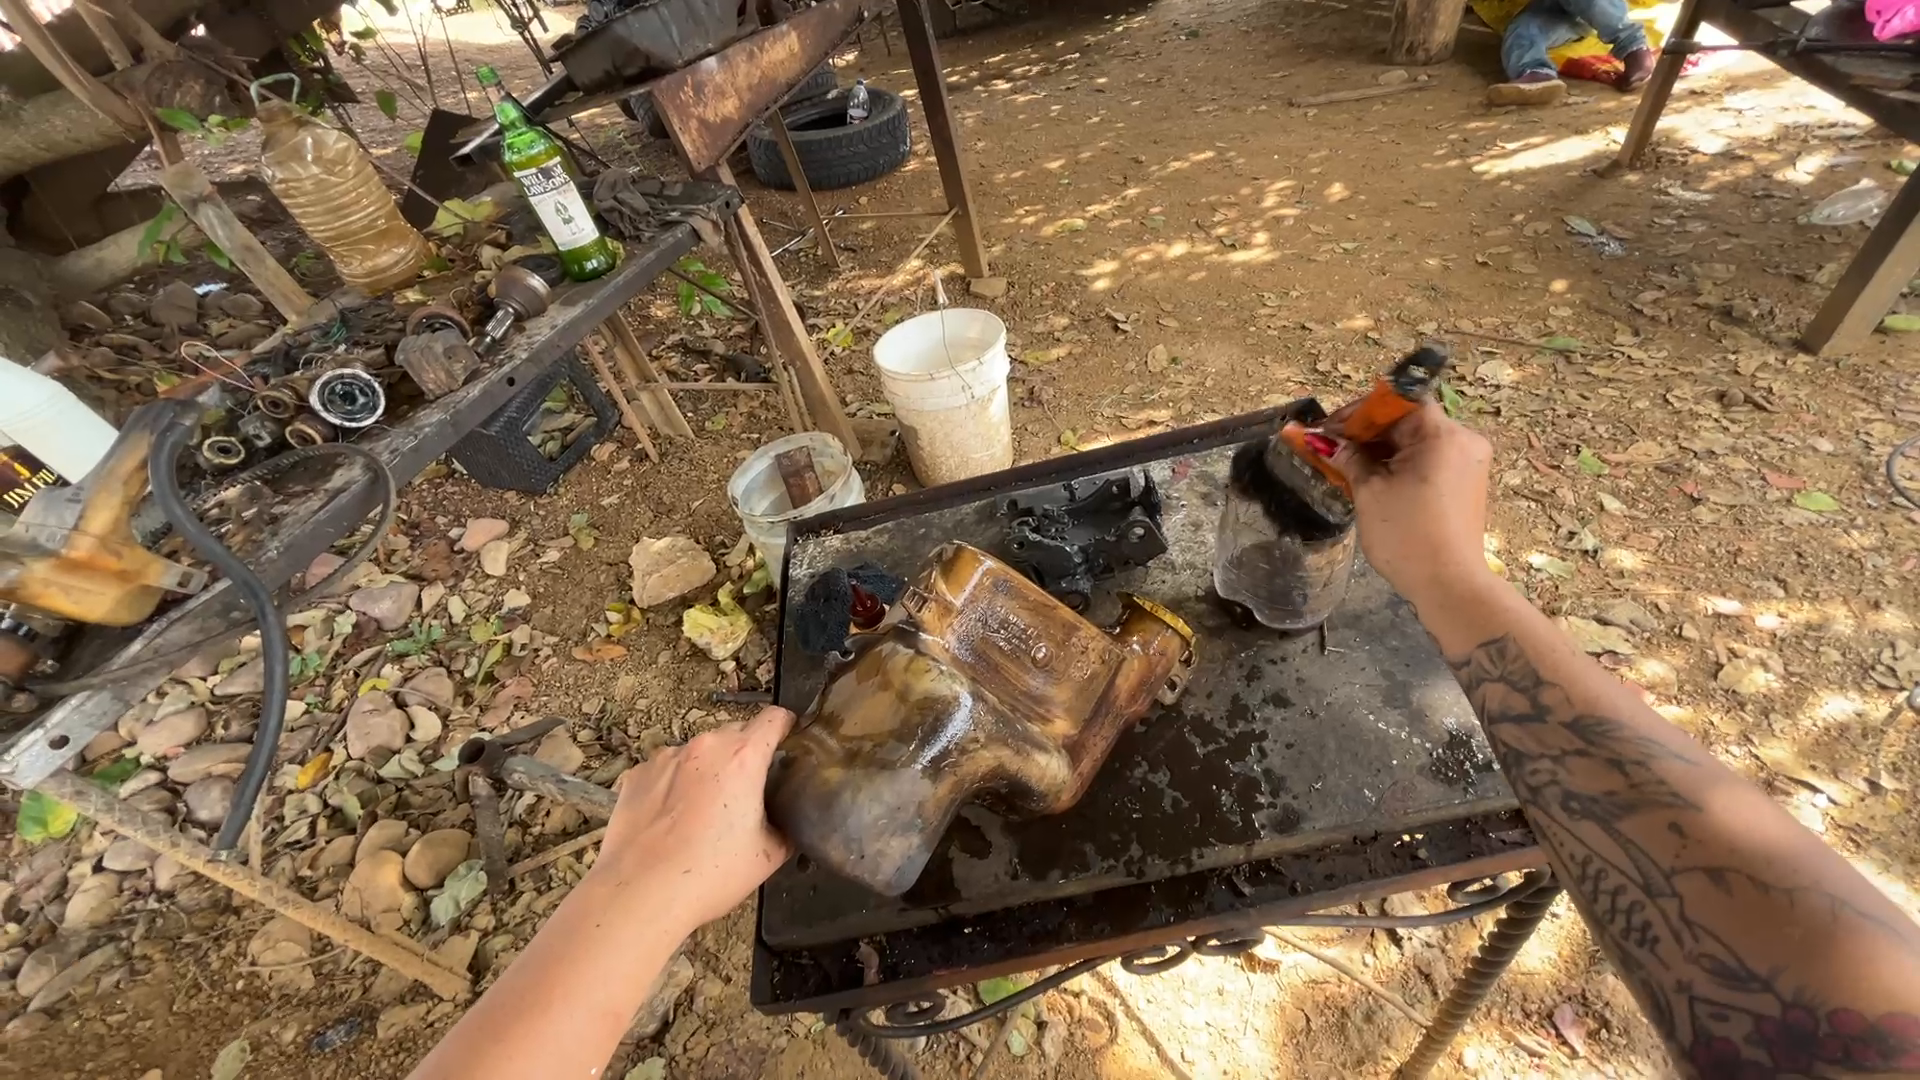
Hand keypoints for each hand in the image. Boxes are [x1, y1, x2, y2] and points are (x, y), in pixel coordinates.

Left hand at [593, 706, 794, 935]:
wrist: (640, 896)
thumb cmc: (706, 875)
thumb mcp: (769, 854)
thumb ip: (786, 825)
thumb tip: (789, 821)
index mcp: (743, 757)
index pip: (774, 717)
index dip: (786, 727)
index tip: (787, 741)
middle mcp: (705, 747)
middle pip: (736, 732)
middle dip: (745, 755)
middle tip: (746, 793)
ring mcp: (667, 758)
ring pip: (700, 751)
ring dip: (708, 769)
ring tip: (704, 812)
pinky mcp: (638, 774)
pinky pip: (667, 768)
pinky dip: (675, 784)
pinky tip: (674, 819)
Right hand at [1330, 403, 1495, 606]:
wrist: (1448, 583)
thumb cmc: (1406, 534)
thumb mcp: (1369, 491)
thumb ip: (1348, 459)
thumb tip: (1327, 442)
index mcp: (1442, 435)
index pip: (1398, 403)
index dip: (1360, 412)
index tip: (1328, 429)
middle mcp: (1463, 441)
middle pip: (1407, 421)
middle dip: (1366, 432)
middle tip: (1330, 447)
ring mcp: (1467, 463)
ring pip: (1415, 441)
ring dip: (1379, 449)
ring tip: (1344, 465)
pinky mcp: (1464, 483)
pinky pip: (1426, 460)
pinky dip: (1397, 463)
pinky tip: (1370, 478)